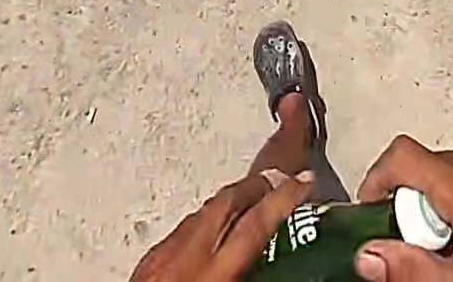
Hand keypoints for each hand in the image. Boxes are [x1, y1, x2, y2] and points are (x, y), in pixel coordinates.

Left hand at [132, 169, 314, 281]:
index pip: (255, 224)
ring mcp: (163, 253)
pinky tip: (216, 229)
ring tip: (254, 201)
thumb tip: (273, 260)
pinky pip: (185, 227)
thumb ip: (250, 274)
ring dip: (232, 201)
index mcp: (211, 275)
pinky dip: (207, 220)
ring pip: (204, 209)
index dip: (283, 199)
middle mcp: (186, 255)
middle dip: (257, 185)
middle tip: (282, 180)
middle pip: (227, 201)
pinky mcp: (147, 259)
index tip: (305, 180)